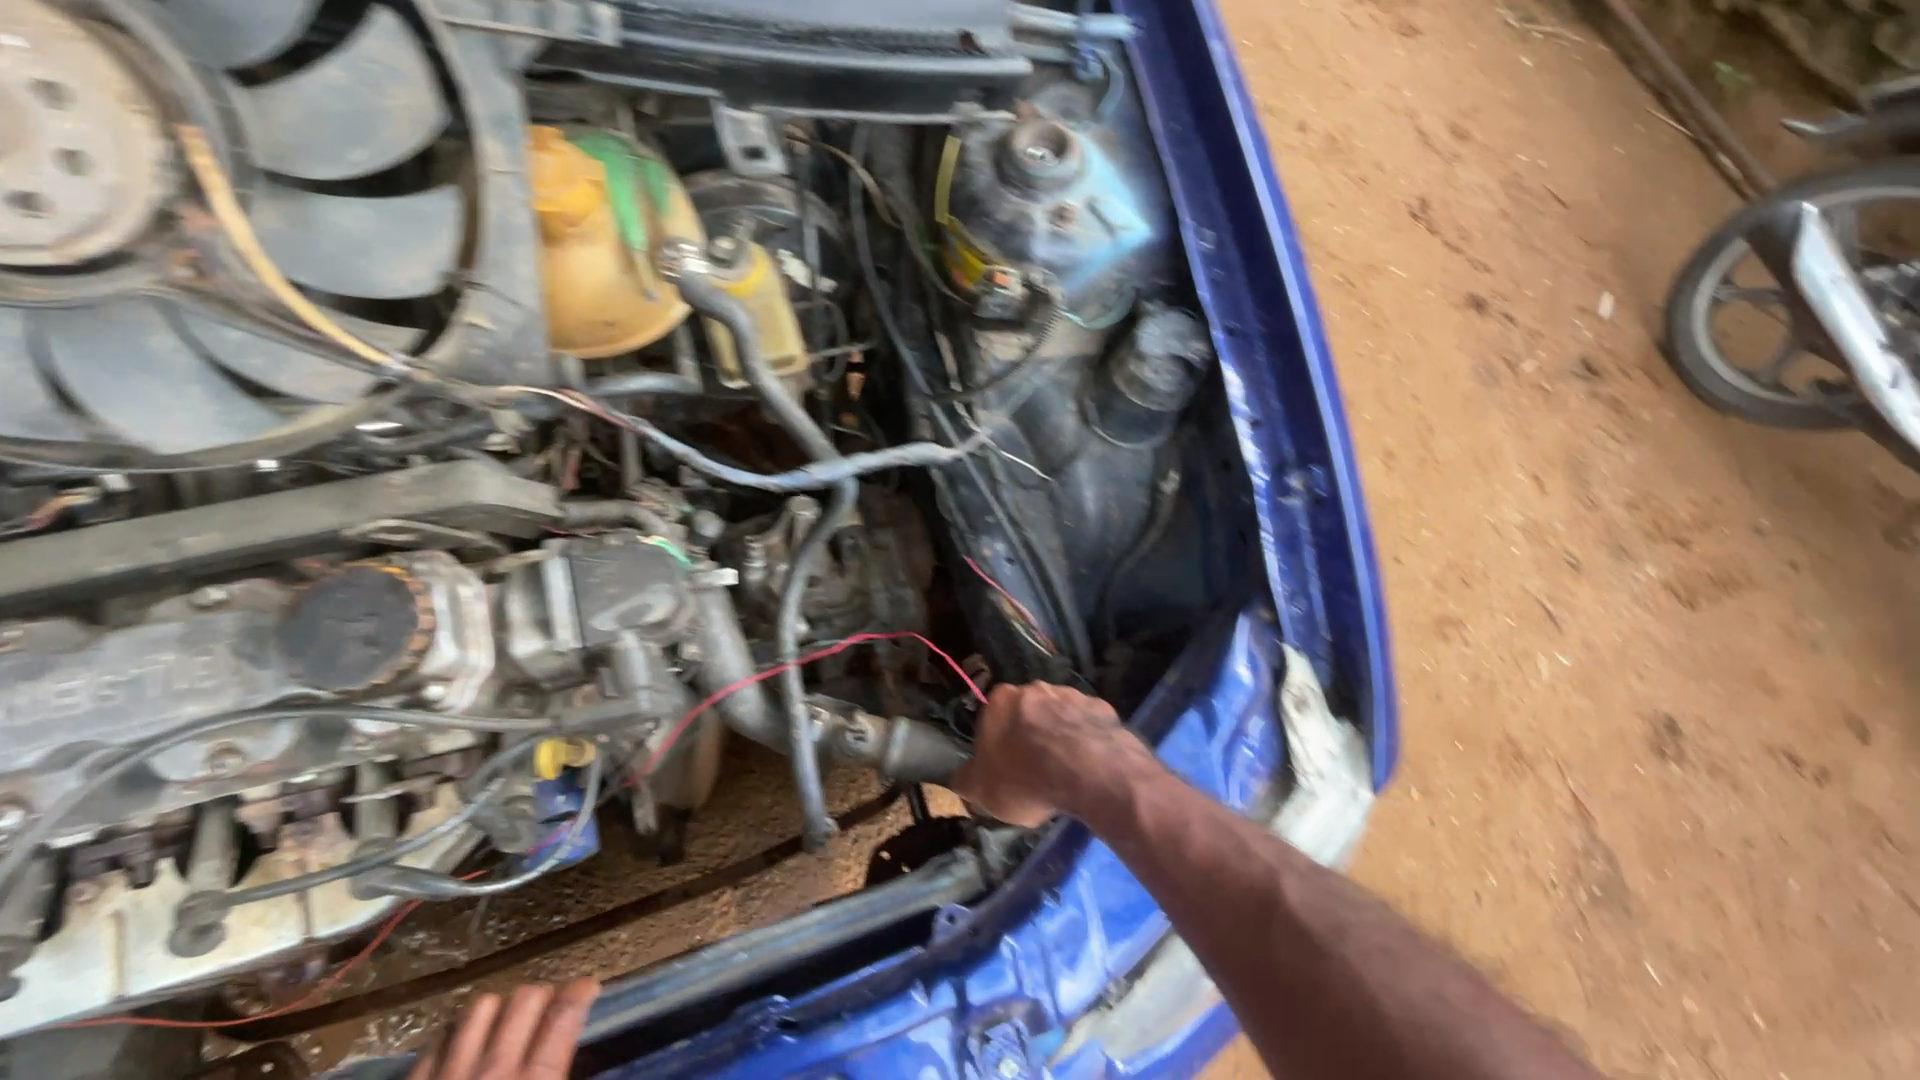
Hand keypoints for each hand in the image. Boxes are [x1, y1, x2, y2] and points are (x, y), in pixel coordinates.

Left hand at [408, 979, 599, 1079]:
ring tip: (505, 1019)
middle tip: (549, 1007)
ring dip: (499, 1008)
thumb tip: (571, 1046)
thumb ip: (560, 1074)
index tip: (588, 986)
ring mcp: (448, 1074)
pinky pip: (437, 1037)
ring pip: (480, 1007)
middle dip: (542, 996)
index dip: (580, 991)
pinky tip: (463, 1041)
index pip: (563, 1014)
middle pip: (524, 1000)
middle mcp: (494, 1070)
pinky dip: (456, 1030)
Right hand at [949, 682, 1145, 826]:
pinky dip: (1088, 741)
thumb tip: (961, 777)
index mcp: (1001, 700)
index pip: (991, 718)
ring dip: (1060, 737)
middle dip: (1029, 736)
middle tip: (1034, 771)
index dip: (996, 744)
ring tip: (1066, 772)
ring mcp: (1073, 695)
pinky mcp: (1103, 708)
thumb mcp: (980, 791)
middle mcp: (1036, 688)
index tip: (1004, 768)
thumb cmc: (1025, 779)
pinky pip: (1090, 725)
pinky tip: (1090, 766)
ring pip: (1060, 717)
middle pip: (1027, 713)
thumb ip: (965, 780)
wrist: (1090, 774)